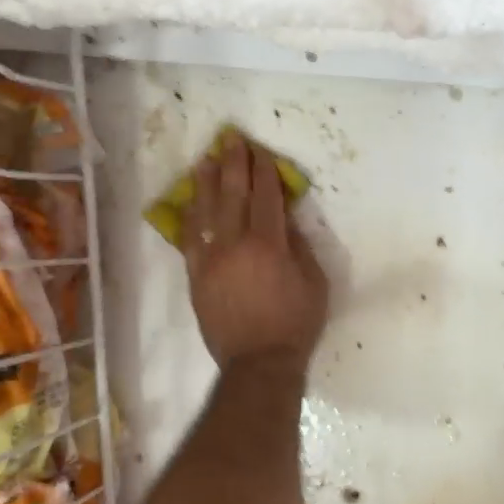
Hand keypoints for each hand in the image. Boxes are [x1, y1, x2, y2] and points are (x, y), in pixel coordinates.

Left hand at [183, 131, 328, 370]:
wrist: (259, 362)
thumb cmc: (296, 325)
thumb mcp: (314, 284)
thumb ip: (299, 247)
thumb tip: (285, 222)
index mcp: (269, 244)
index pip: (266, 197)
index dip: (265, 172)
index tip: (262, 153)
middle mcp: (235, 244)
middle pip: (232, 194)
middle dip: (234, 165)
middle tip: (231, 141)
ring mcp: (210, 259)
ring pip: (205, 211)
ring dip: (206, 183)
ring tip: (206, 161)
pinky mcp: (196, 276)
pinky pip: (189, 239)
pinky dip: (190, 217)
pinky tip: (190, 204)